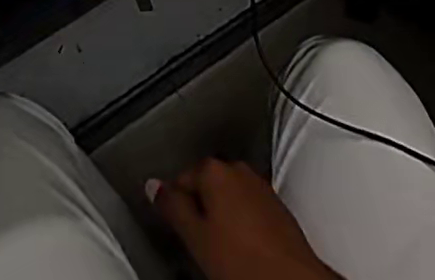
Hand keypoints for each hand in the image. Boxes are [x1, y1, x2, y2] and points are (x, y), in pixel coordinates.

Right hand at [150, 159, 340, 279]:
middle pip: (205, 186)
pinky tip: (244, 252)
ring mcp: (262, 190)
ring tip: (224, 250)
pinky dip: (243, 227)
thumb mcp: (195, 237)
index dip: (175, 206)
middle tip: (199, 241)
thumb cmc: (249, 264)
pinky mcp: (279, 211)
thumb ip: (170, 206)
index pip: (179, 179)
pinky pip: (249, 211)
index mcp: (214, 170)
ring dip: (223, 218)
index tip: (176, 225)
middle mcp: (239, 171)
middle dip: (200, 210)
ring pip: (229, 199)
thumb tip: (154, 187)